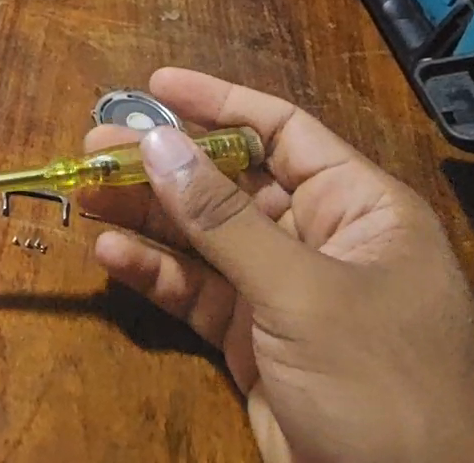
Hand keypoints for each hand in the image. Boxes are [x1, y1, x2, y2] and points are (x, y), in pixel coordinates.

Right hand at [82, 69, 473, 462]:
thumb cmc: (386, 389)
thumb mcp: (303, 294)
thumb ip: (223, 219)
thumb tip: (156, 140)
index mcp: (356, 207)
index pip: (280, 130)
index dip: (217, 101)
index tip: (154, 85)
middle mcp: (317, 238)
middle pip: (228, 181)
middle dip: (163, 163)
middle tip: (95, 147)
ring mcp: (282, 291)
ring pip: (202, 236)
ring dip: (146, 215)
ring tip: (87, 192)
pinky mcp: (253, 340)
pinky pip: (196, 291)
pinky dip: (155, 273)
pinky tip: (111, 255)